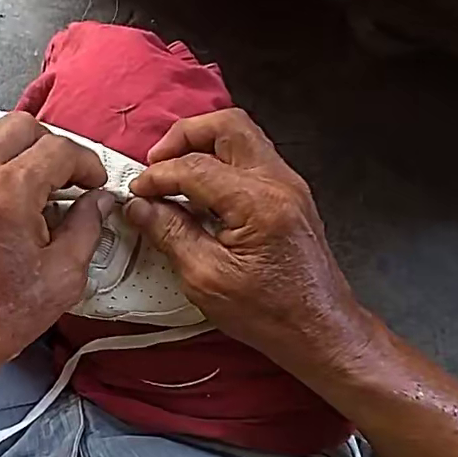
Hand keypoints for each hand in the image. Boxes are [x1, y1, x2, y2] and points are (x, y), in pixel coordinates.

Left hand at [0, 112, 111, 393]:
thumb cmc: (3, 314)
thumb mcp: (64, 276)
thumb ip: (87, 227)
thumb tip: (99, 201)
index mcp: (11, 194)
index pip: (58, 149)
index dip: (86, 162)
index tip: (94, 183)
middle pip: (21, 125)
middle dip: (53, 143)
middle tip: (69, 174)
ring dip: (17, 145)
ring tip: (35, 176)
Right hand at [125, 109, 372, 380]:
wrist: (320, 330)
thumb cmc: (268, 313)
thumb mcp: (206, 279)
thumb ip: (170, 234)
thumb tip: (139, 207)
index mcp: (257, 202)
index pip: (196, 166)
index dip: (158, 175)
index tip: (137, 191)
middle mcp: (278, 182)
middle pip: (228, 125)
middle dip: (184, 135)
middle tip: (157, 163)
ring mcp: (288, 185)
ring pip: (242, 136)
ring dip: (203, 145)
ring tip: (174, 174)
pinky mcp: (289, 195)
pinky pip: (251, 158)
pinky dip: (220, 162)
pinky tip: (200, 191)